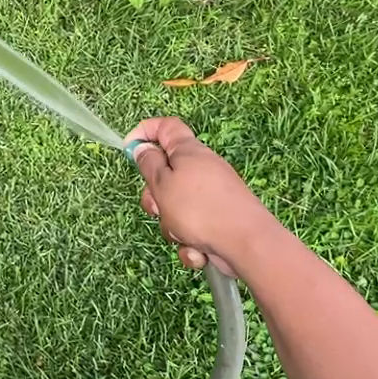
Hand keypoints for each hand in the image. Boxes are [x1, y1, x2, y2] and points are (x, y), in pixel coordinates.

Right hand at [123, 117, 286, 274]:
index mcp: (188, 153)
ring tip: (181, 234)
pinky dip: (190, 241)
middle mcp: (202, 169)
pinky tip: (198, 251)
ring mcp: (212, 196)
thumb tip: (143, 148)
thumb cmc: (199, 209)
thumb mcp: (163, 183)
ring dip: (172, 224)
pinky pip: (192, 228)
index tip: (129, 149)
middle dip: (155, 194)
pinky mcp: (219, 221)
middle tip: (156, 206)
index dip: (144, 132)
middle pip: (166, 174)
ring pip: (176, 205)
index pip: (165, 127)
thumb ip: (148, 164)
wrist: (248, 246)